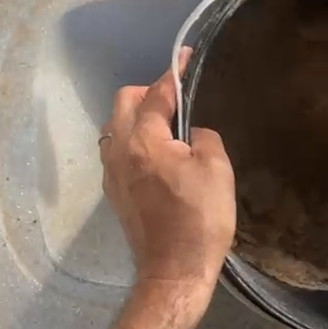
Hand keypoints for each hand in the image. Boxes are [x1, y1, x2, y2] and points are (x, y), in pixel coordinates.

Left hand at [99, 48, 236, 296]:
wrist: (174, 271)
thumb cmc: (200, 219)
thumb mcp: (216, 169)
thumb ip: (203, 136)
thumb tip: (189, 132)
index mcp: (143, 140)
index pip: (156, 93)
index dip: (174, 72)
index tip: (186, 57)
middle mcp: (118, 150)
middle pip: (124, 102)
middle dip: (149, 91)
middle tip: (178, 98)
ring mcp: (110, 173)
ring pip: (115, 126)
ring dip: (137, 116)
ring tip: (167, 125)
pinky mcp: (113, 192)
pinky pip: (117, 150)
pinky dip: (134, 140)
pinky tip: (157, 153)